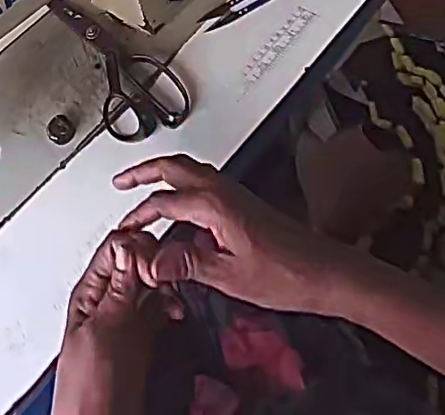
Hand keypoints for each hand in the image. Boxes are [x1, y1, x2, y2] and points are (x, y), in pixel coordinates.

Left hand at [54, 230, 176, 414]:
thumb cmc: (86, 393)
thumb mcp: (101, 333)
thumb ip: (116, 291)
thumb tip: (127, 246)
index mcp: (91, 293)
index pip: (115, 248)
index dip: (136, 246)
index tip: (154, 261)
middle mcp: (110, 302)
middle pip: (135, 262)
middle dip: (155, 262)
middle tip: (168, 275)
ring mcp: (128, 321)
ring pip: (151, 284)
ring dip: (166, 282)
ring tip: (176, 292)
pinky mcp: (144, 340)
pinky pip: (160, 309)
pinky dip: (172, 305)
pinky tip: (179, 311)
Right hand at [115, 154, 351, 314]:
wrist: (324, 270)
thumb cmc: (285, 274)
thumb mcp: (229, 276)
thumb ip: (187, 264)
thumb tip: (153, 261)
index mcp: (213, 204)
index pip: (161, 203)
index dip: (137, 217)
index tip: (124, 231)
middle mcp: (220, 189)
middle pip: (171, 167)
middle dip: (142, 171)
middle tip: (121, 181)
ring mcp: (231, 191)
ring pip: (186, 169)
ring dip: (161, 172)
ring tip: (142, 184)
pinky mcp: (239, 198)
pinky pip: (200, 179)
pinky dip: (179, 182)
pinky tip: (178, 203)